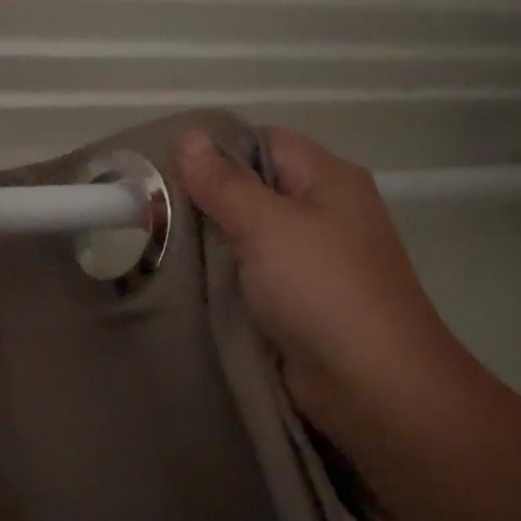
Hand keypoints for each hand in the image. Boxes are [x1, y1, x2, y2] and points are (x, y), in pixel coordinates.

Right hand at [175, 127, 462, 426]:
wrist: (371, 383)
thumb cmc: (323, 290)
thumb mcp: (268, 226)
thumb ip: (223, 184)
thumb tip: (188, 136)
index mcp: (328, 179)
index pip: (263, 143)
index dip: (214, 151)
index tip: (162, 170)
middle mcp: (324, 213)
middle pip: (253, 190)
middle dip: (203, 200)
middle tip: (148, 211)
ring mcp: (312, 262)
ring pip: (247, 237)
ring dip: (208, 244)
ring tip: (154, 246)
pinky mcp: (298, 303)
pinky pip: (251, 278)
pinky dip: (222, 280)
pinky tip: (185, 285)